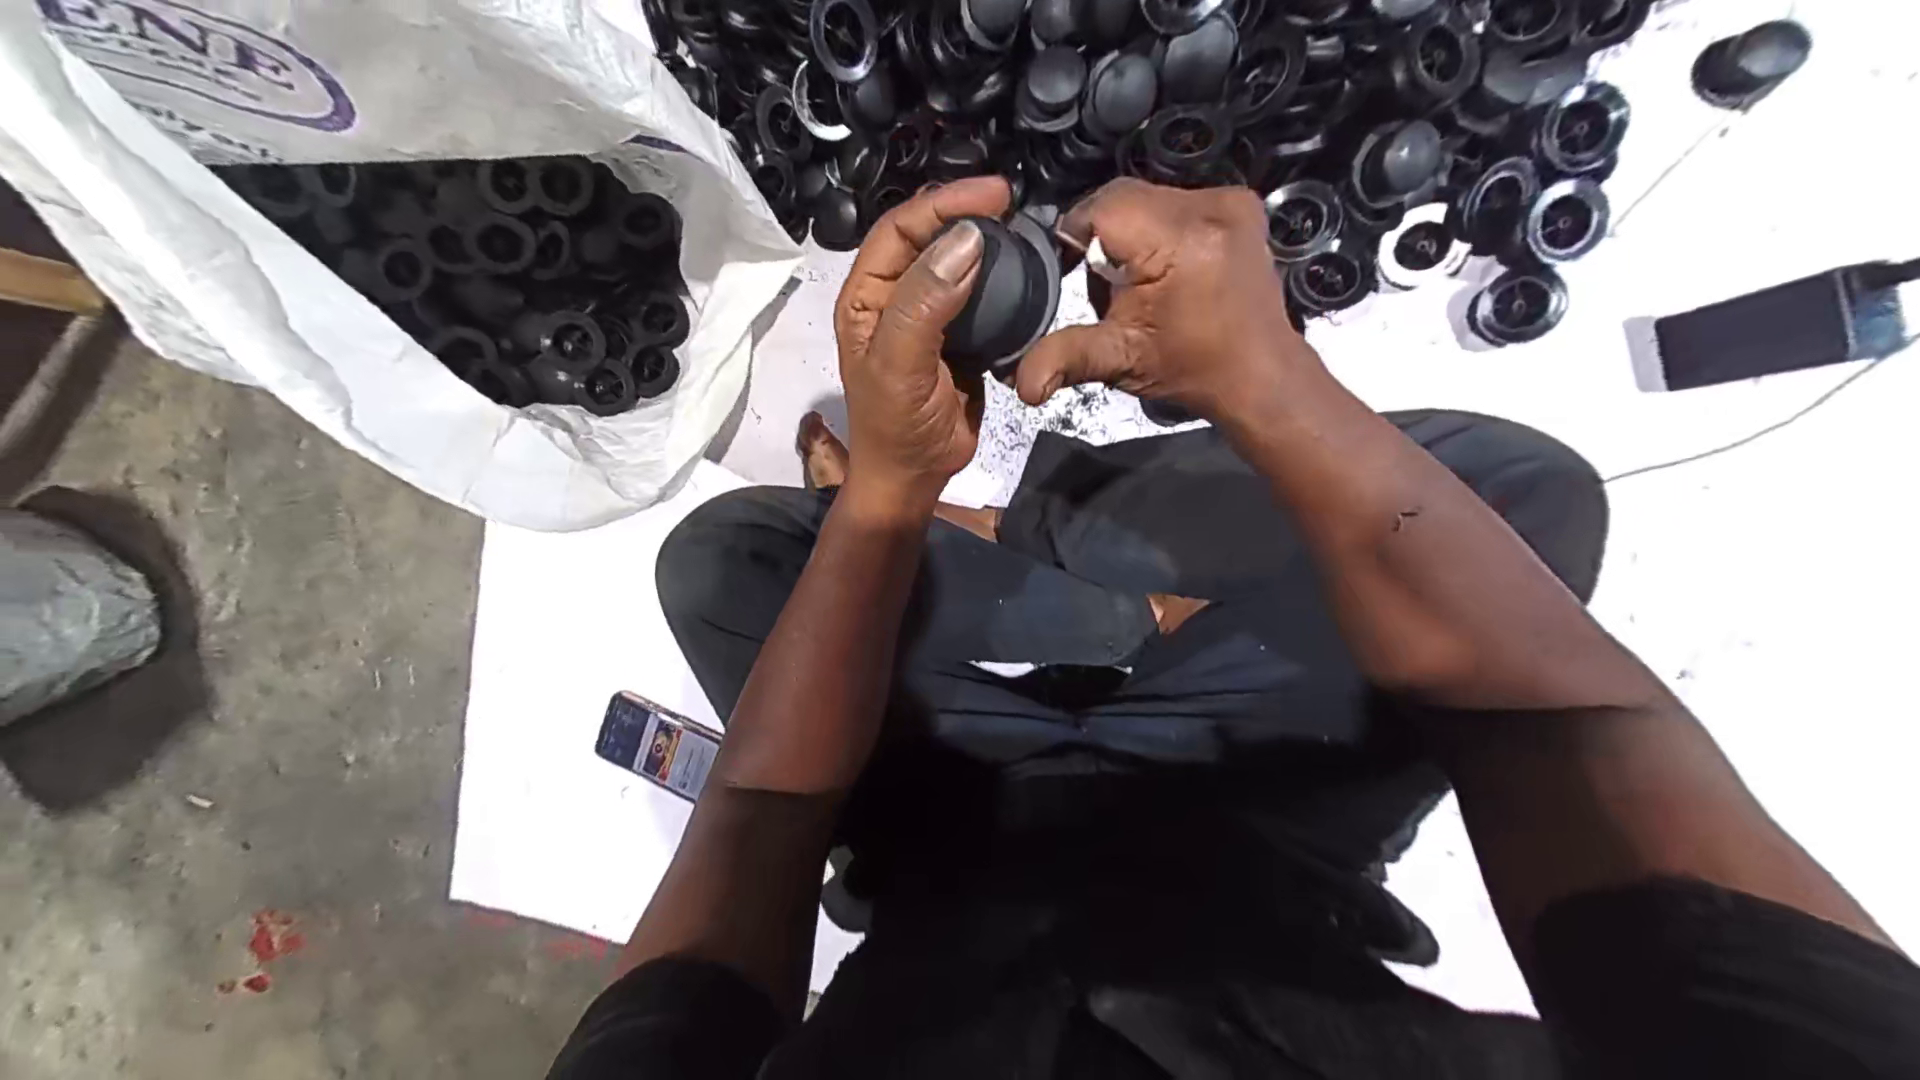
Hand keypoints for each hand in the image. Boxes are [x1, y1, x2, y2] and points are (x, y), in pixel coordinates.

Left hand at [834, 176, 1011, 506]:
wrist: (916, 475)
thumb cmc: (895, 428)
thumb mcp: (900, 364)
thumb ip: (925, 303)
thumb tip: (966, 241)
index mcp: (867, 298)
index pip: (899, 231)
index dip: (941, 206)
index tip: (990, 195)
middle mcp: (895, 301)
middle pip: (929, 240)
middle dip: (965, 216)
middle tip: (1008, 206)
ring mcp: (929, 320)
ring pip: (957, 267)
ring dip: (986, 249)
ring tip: (1019, 235)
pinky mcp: (959, 340)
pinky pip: (980, 302)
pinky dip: (1000, 287)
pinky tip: (1021, 280)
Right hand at [1016, 178, 1319, 420]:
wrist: (1257, 374)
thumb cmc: (1194, 369)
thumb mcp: (1120, 362)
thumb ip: (1065, 358)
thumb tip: (1022, 383)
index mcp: (1179, 243)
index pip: (1101, 207)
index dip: (1074, 236)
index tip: (1070, 272)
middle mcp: (1209, 208)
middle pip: (1122, 197)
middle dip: (1100, 238)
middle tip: (1107, 288)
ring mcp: (1229, 201)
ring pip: (1146, 197)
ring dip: (1127, 234)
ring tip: (1137, 282)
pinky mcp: (1239, 204)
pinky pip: (1174, 201)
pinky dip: (1156, 231)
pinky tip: (1163, 269)